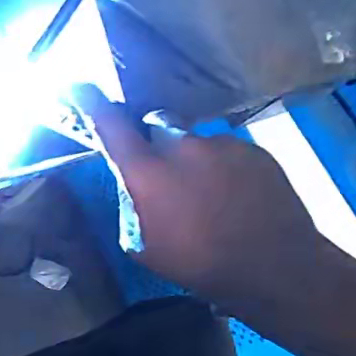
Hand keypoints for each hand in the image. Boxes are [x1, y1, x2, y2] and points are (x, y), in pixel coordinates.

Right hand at [73, 87, 330, 304]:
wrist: (275, 268)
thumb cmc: (202, 266)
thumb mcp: (147, 248)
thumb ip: (134, 209)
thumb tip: (134, 192)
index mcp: (149, 173)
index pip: (112, 126)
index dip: (93, 105)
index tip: (80, 87)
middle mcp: (183, 147)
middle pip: (159, 129)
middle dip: (158, 147)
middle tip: (170, 180)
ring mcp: (223, 144)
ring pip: (197, 143)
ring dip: (197, 162)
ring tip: (213, 197)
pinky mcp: (255, 150)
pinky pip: (229, 152)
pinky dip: (227, 170)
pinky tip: (238, 197)